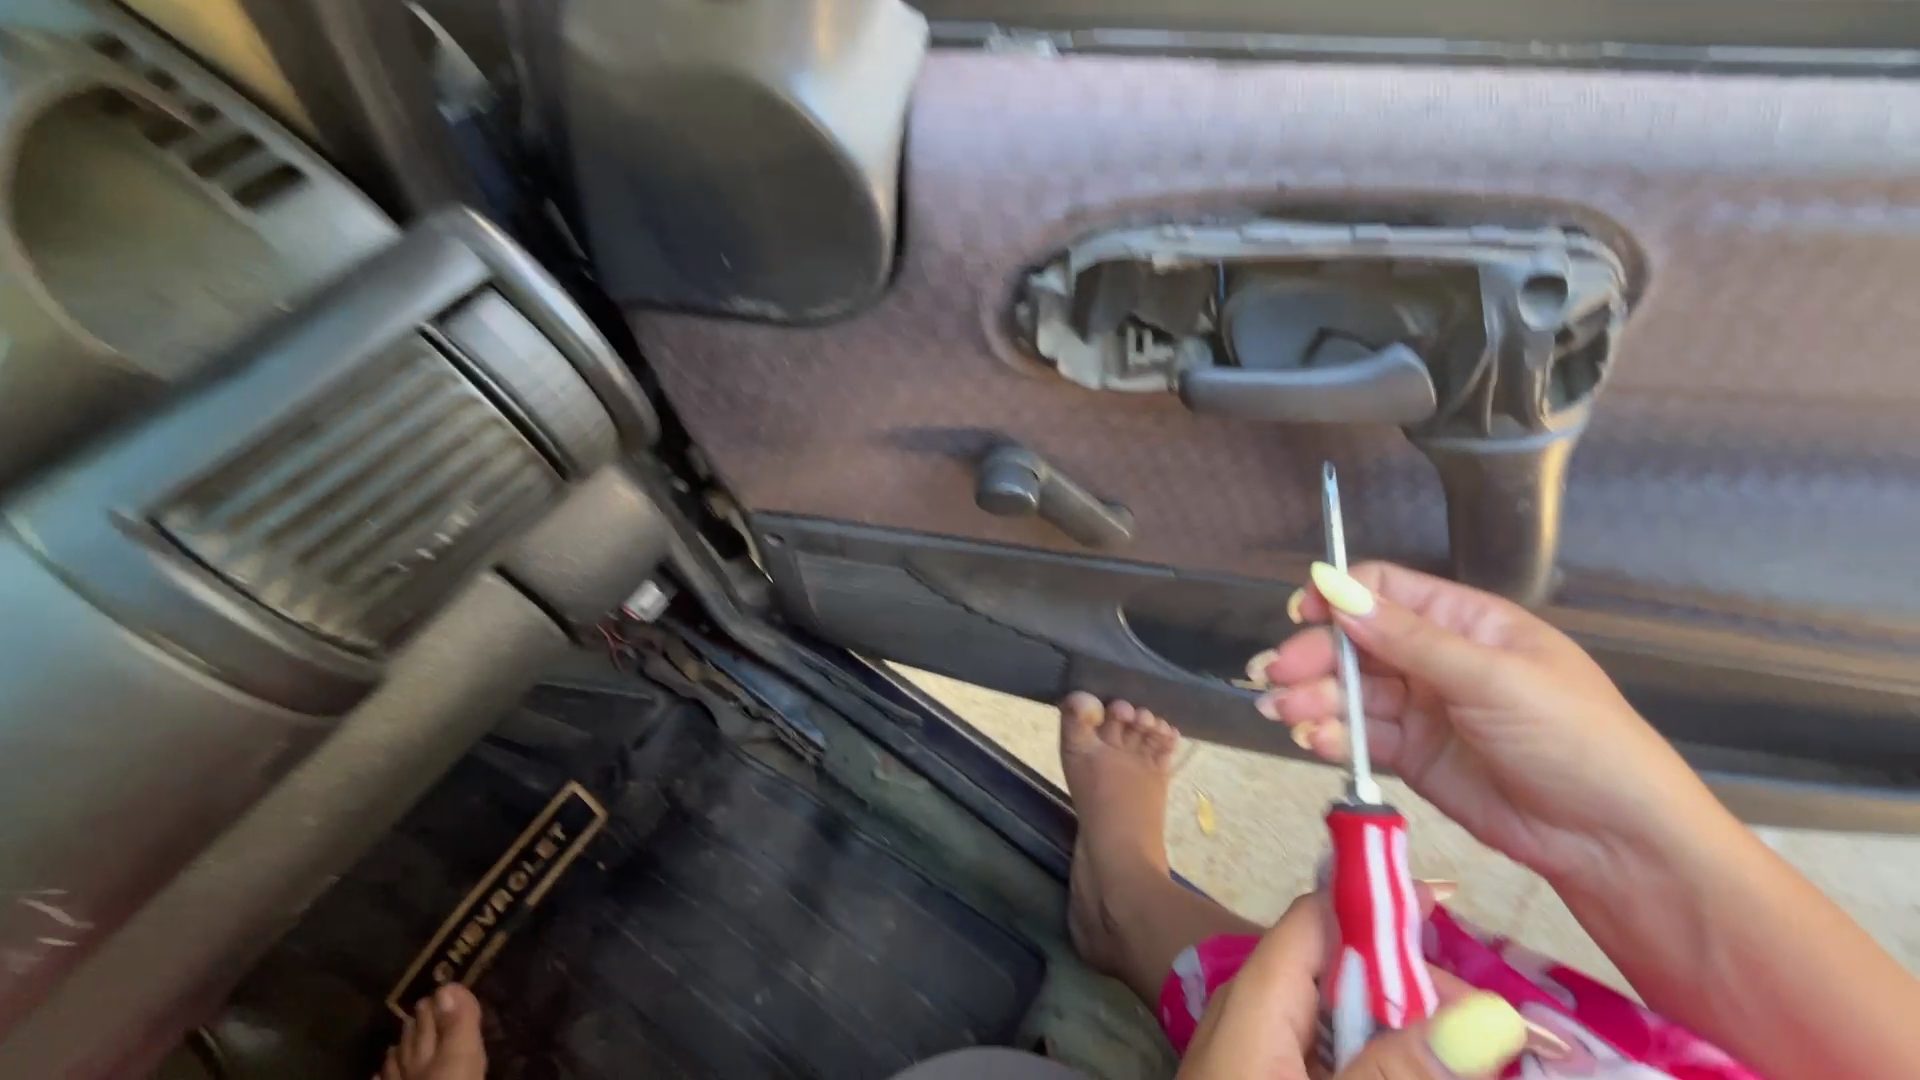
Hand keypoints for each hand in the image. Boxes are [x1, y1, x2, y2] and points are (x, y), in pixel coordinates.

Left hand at [1178, 892, 1528, 1079]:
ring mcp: (1261, 1051)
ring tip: (1488, 1054)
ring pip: (1345, 1020)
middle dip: (1419, 987)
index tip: (1463, 917)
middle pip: (1344, 970)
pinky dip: (1380, 1062)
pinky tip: (1430, 1068)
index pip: (1320, 919)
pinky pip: (1332, 1054)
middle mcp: (1256, 1010)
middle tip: (1509, 1028)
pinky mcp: (1269, 1076)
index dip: (1384, 908)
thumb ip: (1403, 1067)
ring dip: (1409, 1036)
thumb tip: (1490, 1013)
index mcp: (1258, 997)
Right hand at [1253, 561, 1722, 886]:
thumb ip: (1408, 638)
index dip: (1340, 596)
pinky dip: (1330, 735)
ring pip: (1349, 690)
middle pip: (1354, 642)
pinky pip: (1360, 735)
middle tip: (1277, 675)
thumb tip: (1336, 589)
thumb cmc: (1572, 738)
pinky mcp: (1411, 754)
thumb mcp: (1492, 678)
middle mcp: (1435, 658)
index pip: (1385, 591)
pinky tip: (1314, 740)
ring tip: (1281, 711)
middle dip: (1313, 655)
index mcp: (1464, 623)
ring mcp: (1421, 708)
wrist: (1614, 842)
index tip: (1302, 614)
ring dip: (1310, 696)